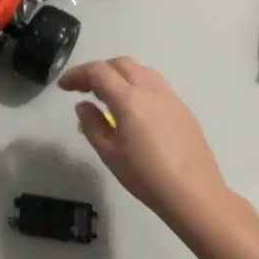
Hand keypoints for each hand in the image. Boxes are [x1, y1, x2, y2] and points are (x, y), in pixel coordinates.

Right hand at [60, 57, 231, 221]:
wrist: (195, 194)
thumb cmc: (146, 176)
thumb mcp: (109, 154)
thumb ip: (92, 125)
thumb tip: (84, 105)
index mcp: (129, 99)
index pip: (98, 71)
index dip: (77, 74)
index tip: (63, 87)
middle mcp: (150, 89)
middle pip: (120, 64)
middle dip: (98, 70)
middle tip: (83, 89)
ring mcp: (170, 97)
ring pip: (140, 70)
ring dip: (119, 75)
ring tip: (107, 96)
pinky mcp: (182, 108)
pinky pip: (155, 84)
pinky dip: (136, 85)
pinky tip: (133, 108)